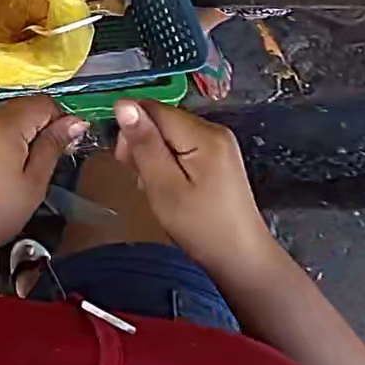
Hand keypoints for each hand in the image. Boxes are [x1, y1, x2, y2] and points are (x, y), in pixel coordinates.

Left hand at [0, 96, 82, 255]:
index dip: (62, 121)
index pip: (46, 103)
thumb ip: (53, 146)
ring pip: (12, 115)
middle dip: (45, 125)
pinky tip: (9, 166)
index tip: (66, 150)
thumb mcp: (33, 183)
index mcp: (9, 123)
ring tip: (30, 166)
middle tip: (51, 160)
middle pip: (28, 105)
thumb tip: (77, 121)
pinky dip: (10, 137)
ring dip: (28, 131)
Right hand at [114, 100, 275, 271]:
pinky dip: (168, 161)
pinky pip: (182, 145)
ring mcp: (219, 142)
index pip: (153, 109)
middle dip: (143, 144)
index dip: (132, 130)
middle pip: (162, 119)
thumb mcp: (164, 186)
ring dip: (154, 155)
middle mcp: (213, 129)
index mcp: (203, 134)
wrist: (242, 260)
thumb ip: (144, 143)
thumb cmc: (201, 227)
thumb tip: (122, 103)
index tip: (126, 162)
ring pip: (169, 132)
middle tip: (142, 180)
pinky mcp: (219, 155)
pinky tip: (171, 186)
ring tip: (157, 187)